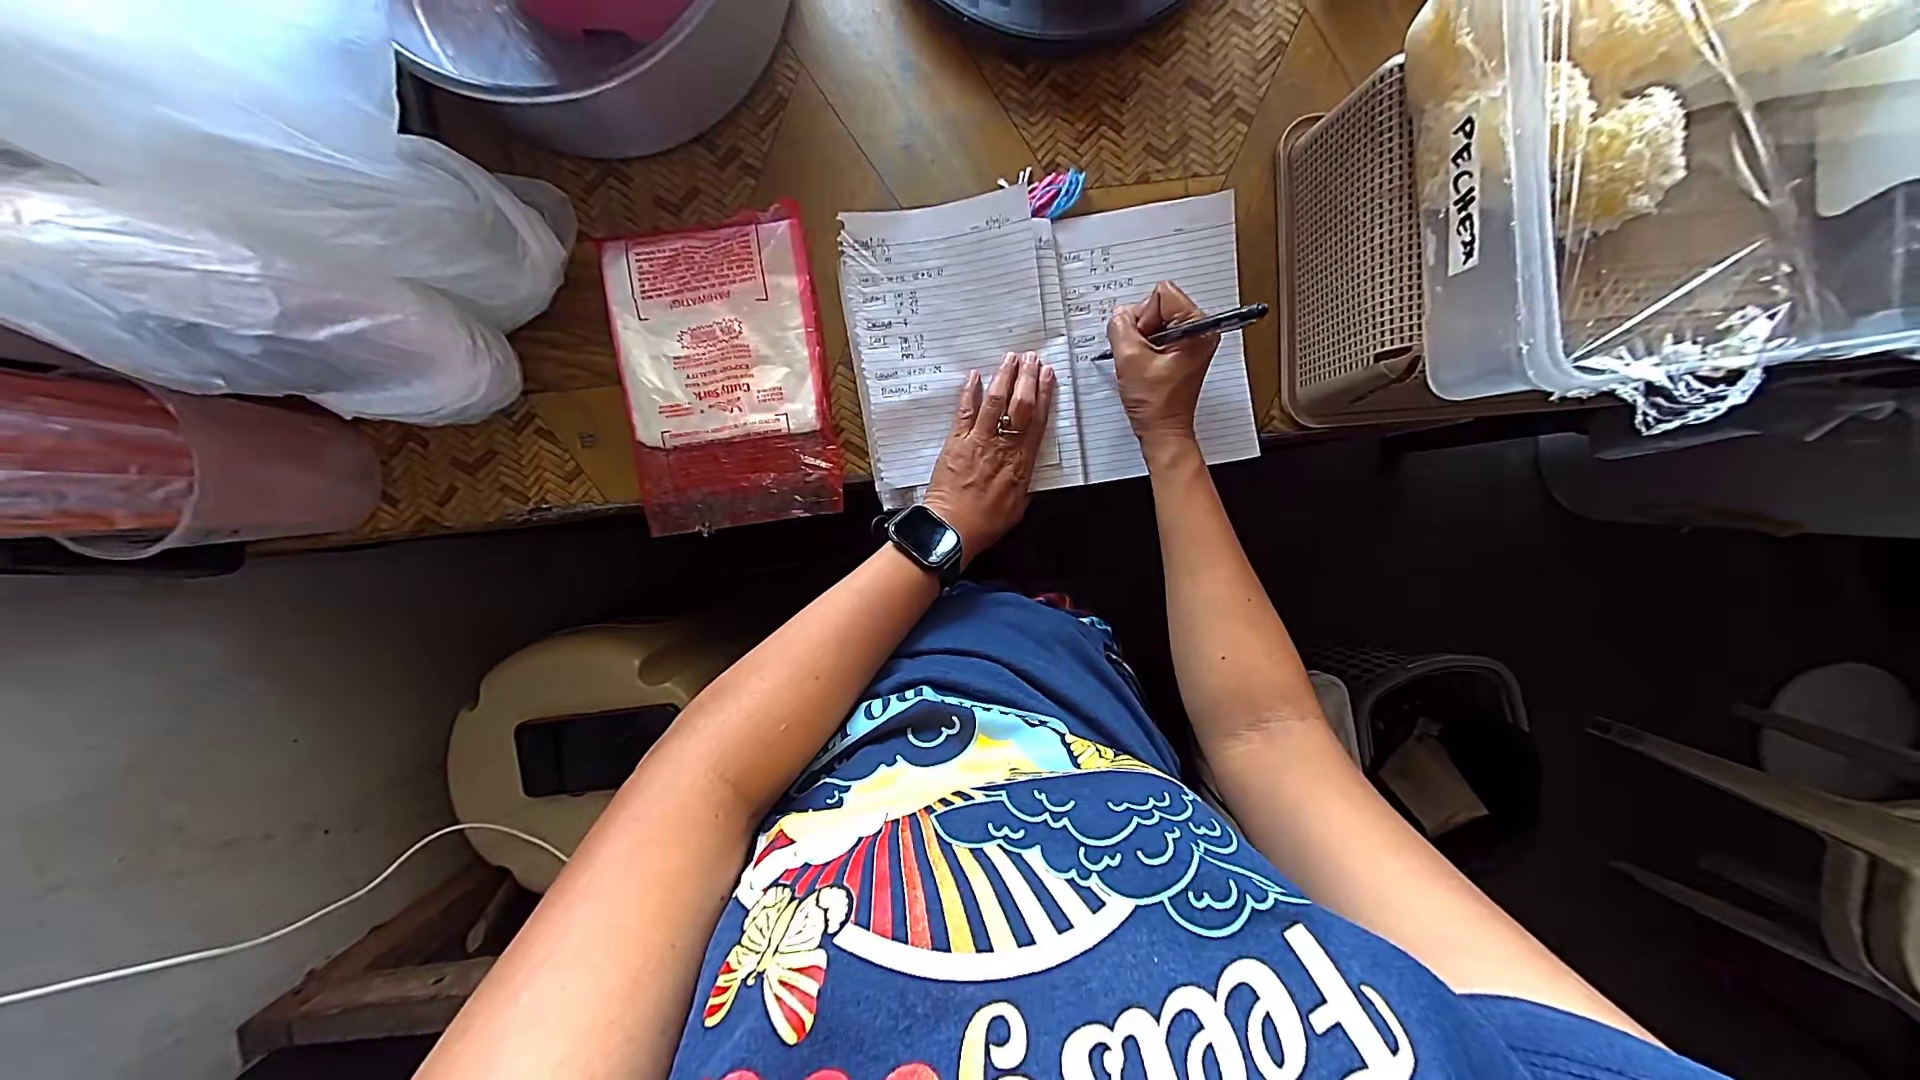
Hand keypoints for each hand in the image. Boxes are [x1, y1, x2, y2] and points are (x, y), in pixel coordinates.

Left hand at [922, 351, 1055, 564]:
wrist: (953, 530)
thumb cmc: (986, 524)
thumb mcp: (1018, 507)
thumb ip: (1025, 484)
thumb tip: (1028, 471)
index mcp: (1022, 463)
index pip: (1038, 422)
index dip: (1045, 395)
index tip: (1049, 376)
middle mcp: (1004, 448)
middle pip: (1020, 406)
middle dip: (1027, 379)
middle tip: (1032, 358)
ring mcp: (979, 443)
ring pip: (995, 403)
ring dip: (1004, 378)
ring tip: (1010, 358)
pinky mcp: (956, 443)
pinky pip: (965, 413)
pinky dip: (969, 393)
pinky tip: (974, 377)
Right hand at [1106, 280, 1219, 442]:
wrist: (1162, 428)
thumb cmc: (1156, 403)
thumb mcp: (1129, 359)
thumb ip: (1120, 327)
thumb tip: (1119, 314)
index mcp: (1198, 327)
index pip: (1162, 294)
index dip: (1143, 317)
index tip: (1144, 343)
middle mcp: (1199, 330)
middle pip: (1159, 304)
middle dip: (1142, 328)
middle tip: (1142, 355)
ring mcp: (1191, 339)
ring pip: (1155, 319)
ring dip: (1142, 340)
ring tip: (1144, 363)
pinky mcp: (1181, 349)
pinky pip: (1157, 333)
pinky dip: (1145, 347)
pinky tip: (1145, 365)